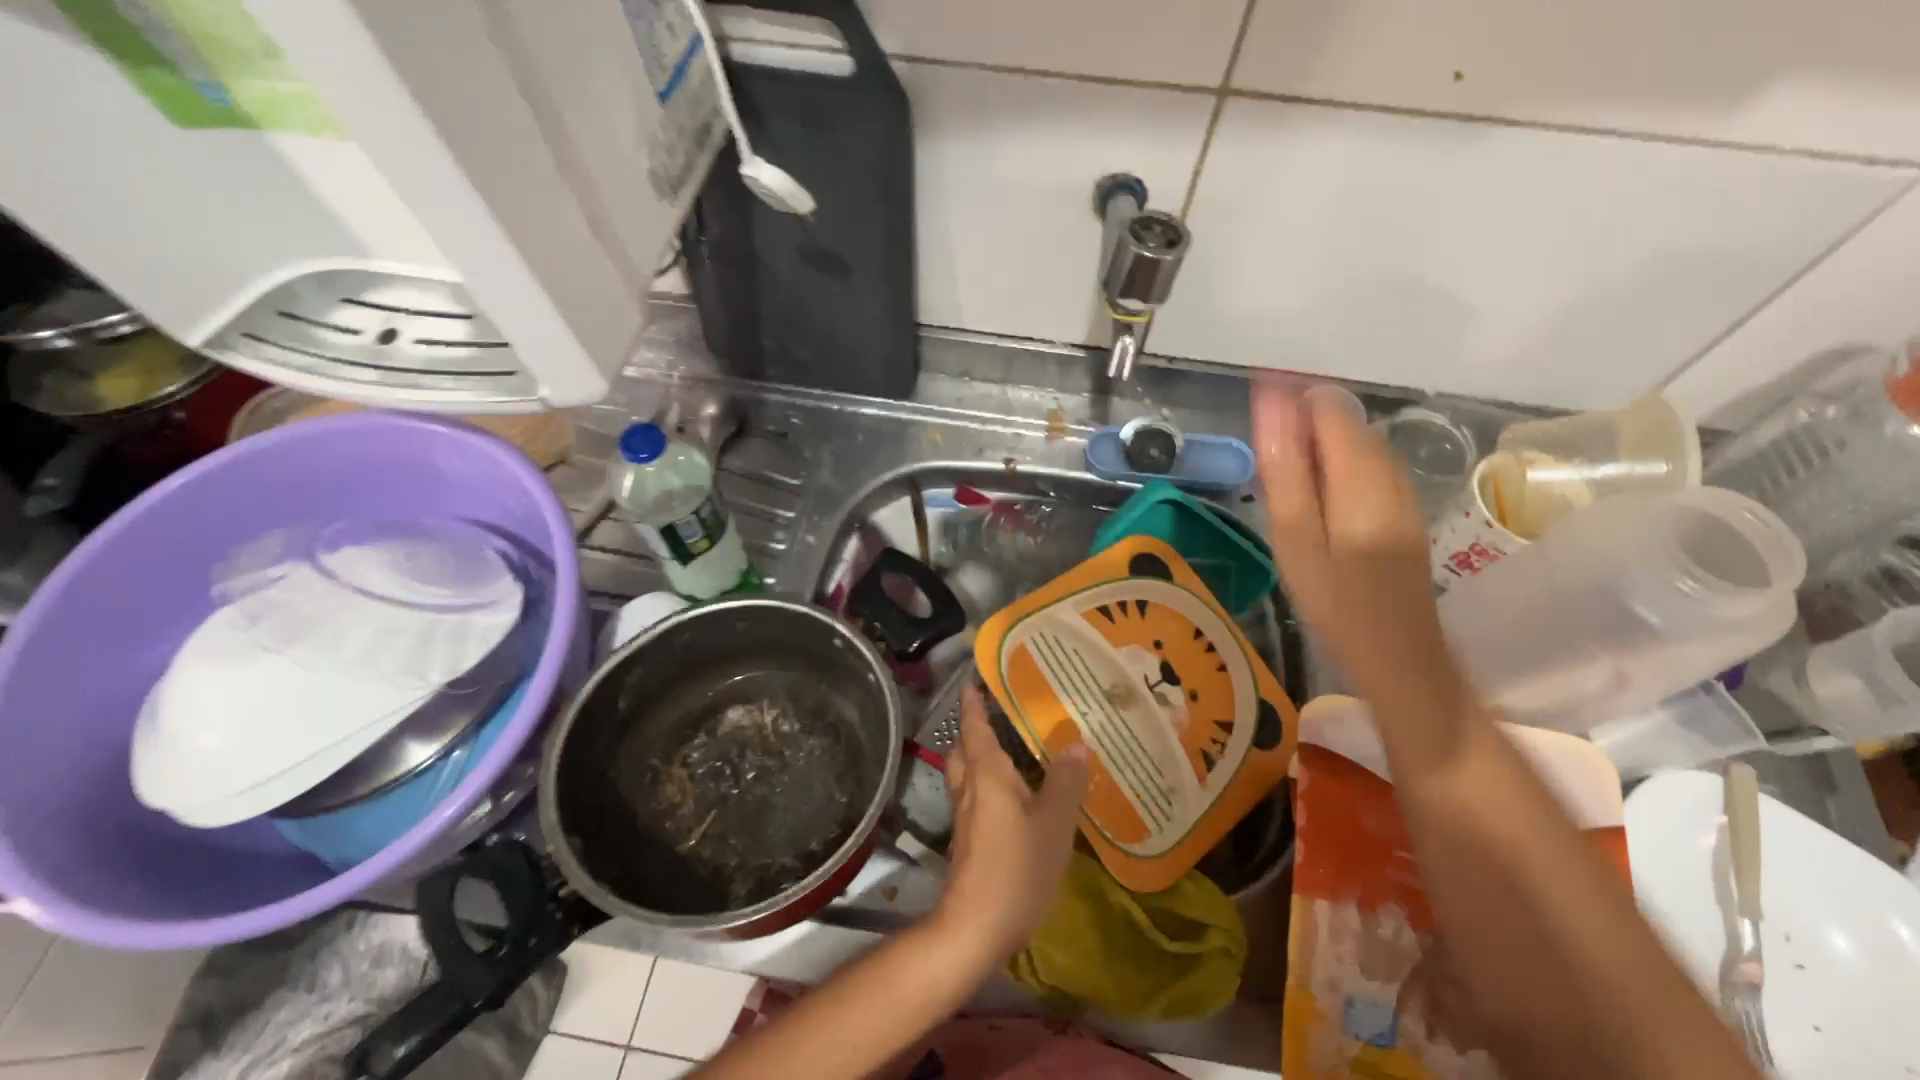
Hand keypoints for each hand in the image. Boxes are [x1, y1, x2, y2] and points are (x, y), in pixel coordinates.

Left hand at [928, 684, 1089, 968]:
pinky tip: (1016, 798)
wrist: (975, 927)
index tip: (974, 680)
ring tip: (1011, 750)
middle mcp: (970, 789)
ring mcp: (966, 818)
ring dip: (980, 759)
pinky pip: (977, 799)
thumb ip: (1065, 782)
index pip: (975, 727)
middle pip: (963, 750)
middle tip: (996, 714)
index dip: (973, 703)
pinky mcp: (970, 843)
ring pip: (968, 776)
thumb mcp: (1053, 823)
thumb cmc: (1017, 868)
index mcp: (987, 774)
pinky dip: (990, 787)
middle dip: (973, 730)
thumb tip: (1076, 744)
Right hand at [1250, 379, 1468, 716]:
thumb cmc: (1336, 599)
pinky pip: (1362, 462)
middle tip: (1265, 474)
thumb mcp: (1294, 536)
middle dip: (1298, 428)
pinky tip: (1315, 506)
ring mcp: (1401, 483)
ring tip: (1285, 492)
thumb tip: (1272, 400)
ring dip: (1313, 449)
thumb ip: (1284, 466)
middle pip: (1339, 417)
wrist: (1399, 652)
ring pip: (1352, 440)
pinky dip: (1333, 468)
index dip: (1286, 402)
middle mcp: (1388, 464)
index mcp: (1359, 469)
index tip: (1254, 428)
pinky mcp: (1402, 500)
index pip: (1324, 402)